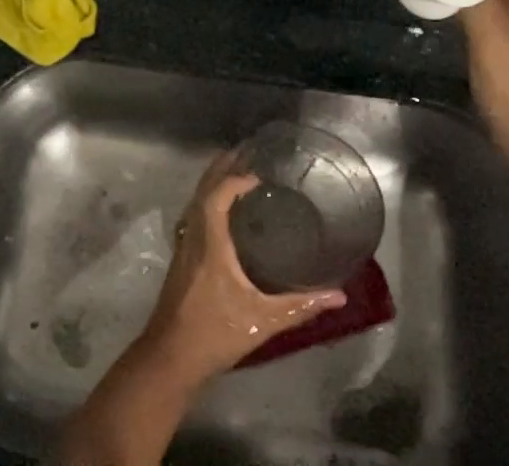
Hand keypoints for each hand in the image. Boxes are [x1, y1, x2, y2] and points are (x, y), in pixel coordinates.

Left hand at [135, 152, 346, 387]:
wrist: (170, 357)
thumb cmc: (215, 333)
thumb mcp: (263, 321)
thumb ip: (300, 306)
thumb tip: (338, 296)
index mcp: (210, 244)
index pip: (217, 196)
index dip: (234, 179)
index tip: (258, 175)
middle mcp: (192, 238)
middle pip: (201, 192)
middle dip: (220, 169)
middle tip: (243, 152)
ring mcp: (182, 249)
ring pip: (193, 204)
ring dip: (211, 184)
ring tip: (234, 173)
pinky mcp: (180, 261)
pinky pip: (192, 217)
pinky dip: (206, 203)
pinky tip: (221, 213)